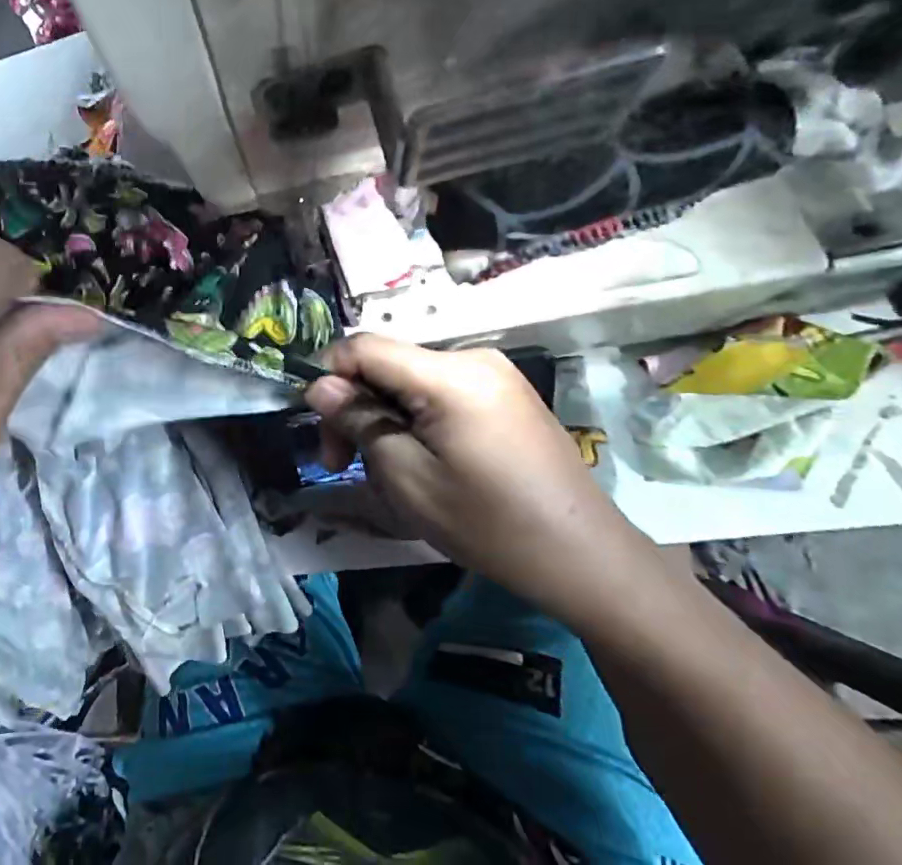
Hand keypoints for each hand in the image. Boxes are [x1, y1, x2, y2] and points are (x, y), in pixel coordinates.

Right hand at [304, 335, 656, 612]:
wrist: (581, 555)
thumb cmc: (487, 523)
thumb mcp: (407, 477)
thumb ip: (359, 421)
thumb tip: (319, 385)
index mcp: (449, 373)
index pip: (364, 347)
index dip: (329, 377)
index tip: (321, 429)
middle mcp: (474, 357)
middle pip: (388, 364)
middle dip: (357, 407)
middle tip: (344, 464)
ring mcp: (496, 373)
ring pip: (411, 381)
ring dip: (385, 418)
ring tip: (386, 471)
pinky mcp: (507, 393)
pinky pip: (442, 392)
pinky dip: (416, 419)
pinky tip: (422, 460)